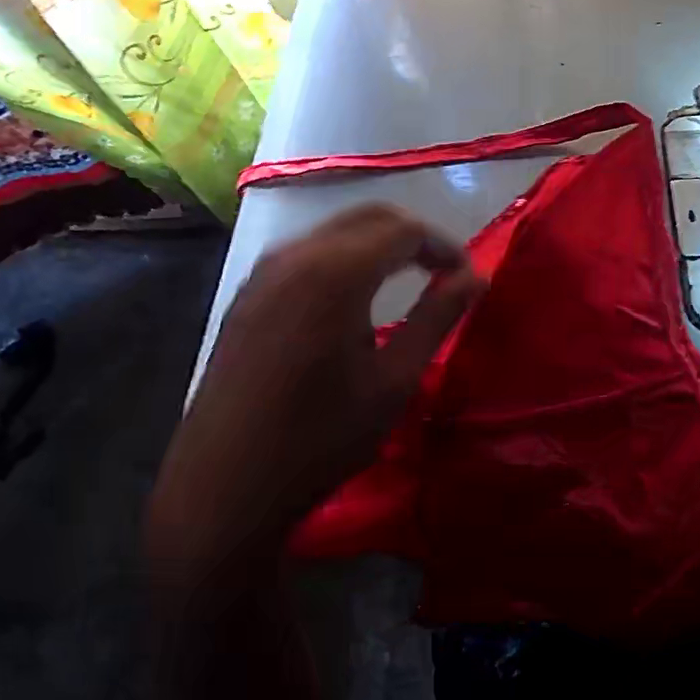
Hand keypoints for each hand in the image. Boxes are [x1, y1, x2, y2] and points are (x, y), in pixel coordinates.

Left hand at [148, 204, 483, 575]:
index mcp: (337, 272)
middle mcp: (296, 254)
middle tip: (443, 274)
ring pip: (337, 229)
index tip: (466, 278)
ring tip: (405, 281)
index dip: (445, 247)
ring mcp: (265, 269)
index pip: (406, 229)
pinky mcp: (249, 290)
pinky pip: (308, 250)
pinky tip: (353, 296)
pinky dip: (344, 256)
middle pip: (370, 215)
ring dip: (378, 243)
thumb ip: (439, 317)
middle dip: (414, 236)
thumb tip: (475, 276)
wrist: (224, 484)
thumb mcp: (395, 381)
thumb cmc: (321, 438)